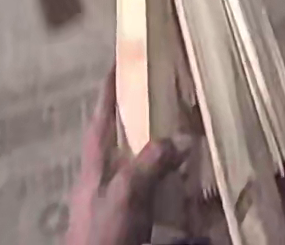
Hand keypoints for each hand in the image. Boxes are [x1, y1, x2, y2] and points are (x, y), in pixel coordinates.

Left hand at [65, 74, 188, 244]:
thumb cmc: (103, 232)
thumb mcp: (127, 191)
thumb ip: (150, 160)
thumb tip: (181, 138)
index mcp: (96, 160)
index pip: (102, 113)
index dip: (110, 86)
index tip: (120, 58)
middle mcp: (103, 175)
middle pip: (121, 136)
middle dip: (141, 116)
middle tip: (166, 96)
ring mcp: (113, 200)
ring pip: (138, 164)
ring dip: (159, 151)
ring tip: (187, 139)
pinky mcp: (127, 221)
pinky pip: (152, 193)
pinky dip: (169, 185)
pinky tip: (188, 187)